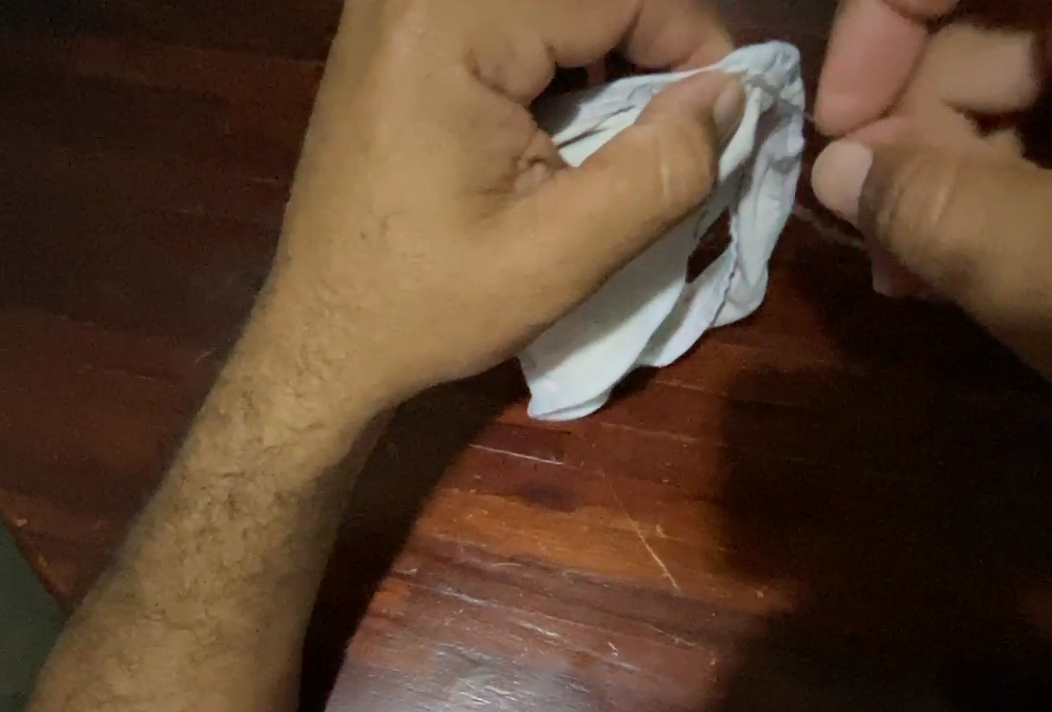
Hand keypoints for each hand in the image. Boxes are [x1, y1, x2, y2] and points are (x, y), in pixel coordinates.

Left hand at [239, 0, 744, 422]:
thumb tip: (727, 97)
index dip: (687, 36)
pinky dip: (546, 66)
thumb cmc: (426, 311)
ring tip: (616, 136)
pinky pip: (494, 28)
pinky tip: (554, 128)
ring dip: (595, 57)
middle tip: (671, 124)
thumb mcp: (552, 261)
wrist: (324, 340)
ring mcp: (390, 12)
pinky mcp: (388, 42)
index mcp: (447, 22)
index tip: (721, 108)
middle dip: (639, 46)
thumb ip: (654, 175)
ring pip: (538, 9)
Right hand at [811, 0, 1051, 431]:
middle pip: (984, 18)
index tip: (836, 141)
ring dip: (947, 172)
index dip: (880, 21)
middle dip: (911, 135)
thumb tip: (833, 170)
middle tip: (888, 251)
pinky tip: (980, 252)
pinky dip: (1000, 177)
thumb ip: (945, 223)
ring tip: (926, 273)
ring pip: (1007, 69)